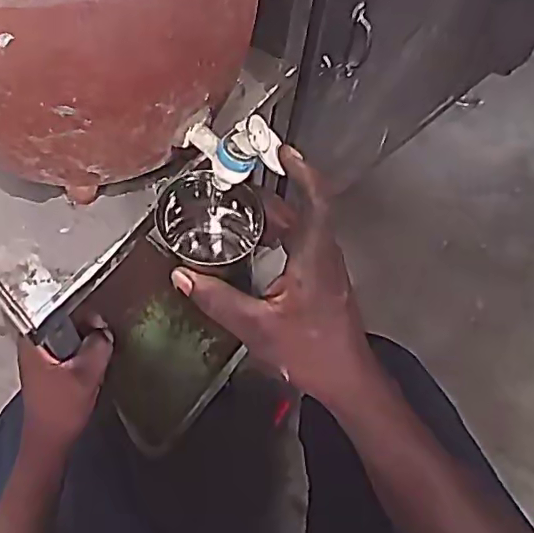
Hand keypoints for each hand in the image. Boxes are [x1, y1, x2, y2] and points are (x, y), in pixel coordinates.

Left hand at [15, 321, 112, 453]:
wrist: (50, 446)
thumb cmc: (61, 408)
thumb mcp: (86, 373)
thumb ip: (98, 345)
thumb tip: (104, 332)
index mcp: (32, 339)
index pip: (55, 307)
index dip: (79, 309)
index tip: (97, 318)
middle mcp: (31, 344)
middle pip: (61, 320)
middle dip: (84, 325)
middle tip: (103, 331)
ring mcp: (37, 358)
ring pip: (65, 336)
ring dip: (83, 340)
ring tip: (101, 344)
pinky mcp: (46, 370)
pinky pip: (66, 350)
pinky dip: (79, 353)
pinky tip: (93, 361)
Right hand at [171, 145, 379, 411]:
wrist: (349, 381)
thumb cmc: (315, 354)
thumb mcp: (259, 328)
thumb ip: (219, 300)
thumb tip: (184, 277)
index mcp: (314, 256)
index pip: (315, 199)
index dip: (300, 171)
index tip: (282, 151)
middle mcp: (324, 254)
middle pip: (300, 209)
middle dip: (270, 190)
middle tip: (239, 181)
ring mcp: (326, 264)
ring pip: (300, 224)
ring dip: (272, 212)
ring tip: (238, 206)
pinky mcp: (322, 275)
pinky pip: (300, 239)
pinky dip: (276, 231)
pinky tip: (253, 241)